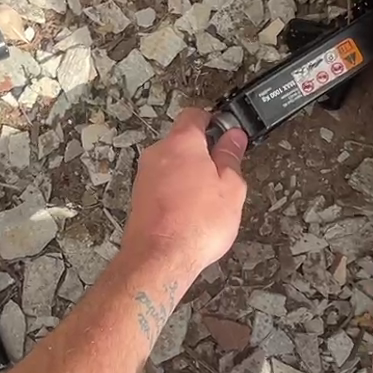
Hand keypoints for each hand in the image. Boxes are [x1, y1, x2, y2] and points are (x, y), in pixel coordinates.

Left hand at [120, 108, 248, 278]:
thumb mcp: (230, 188)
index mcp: (182, 142)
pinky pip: (162, 184)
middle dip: (204, 152)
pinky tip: (191, 211)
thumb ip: (231, 157)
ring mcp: (145, 175)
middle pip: (183, 140)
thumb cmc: (194, 225)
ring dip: (190, 174)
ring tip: (209, 198)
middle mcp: (158, 153)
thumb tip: (234, 138)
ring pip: (172, 164)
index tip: (228, 133)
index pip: (196, 114)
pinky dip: (177, 191)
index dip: (214, 121)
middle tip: (224, 172)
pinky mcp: (139, 196)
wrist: (159, 258)